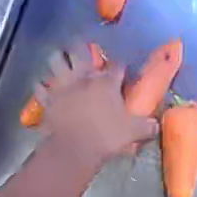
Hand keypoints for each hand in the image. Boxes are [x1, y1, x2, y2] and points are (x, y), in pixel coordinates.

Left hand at [35, 41, 156, 164]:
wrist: (75, 148)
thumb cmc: (106, 136)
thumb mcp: (132, 131)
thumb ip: (145, 126)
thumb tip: (156, 124)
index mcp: (106, 82)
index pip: (116, 66)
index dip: (119, 67)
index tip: (121, 71)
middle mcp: (83, 77)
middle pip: (79, 50)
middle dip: (80, 48)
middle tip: (81, 51)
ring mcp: (62, 86)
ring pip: (55, 60)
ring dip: (57, 60)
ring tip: (59, 62)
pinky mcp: (47, 99)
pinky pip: (40, 87)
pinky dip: (41, 87)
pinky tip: (43, 88)